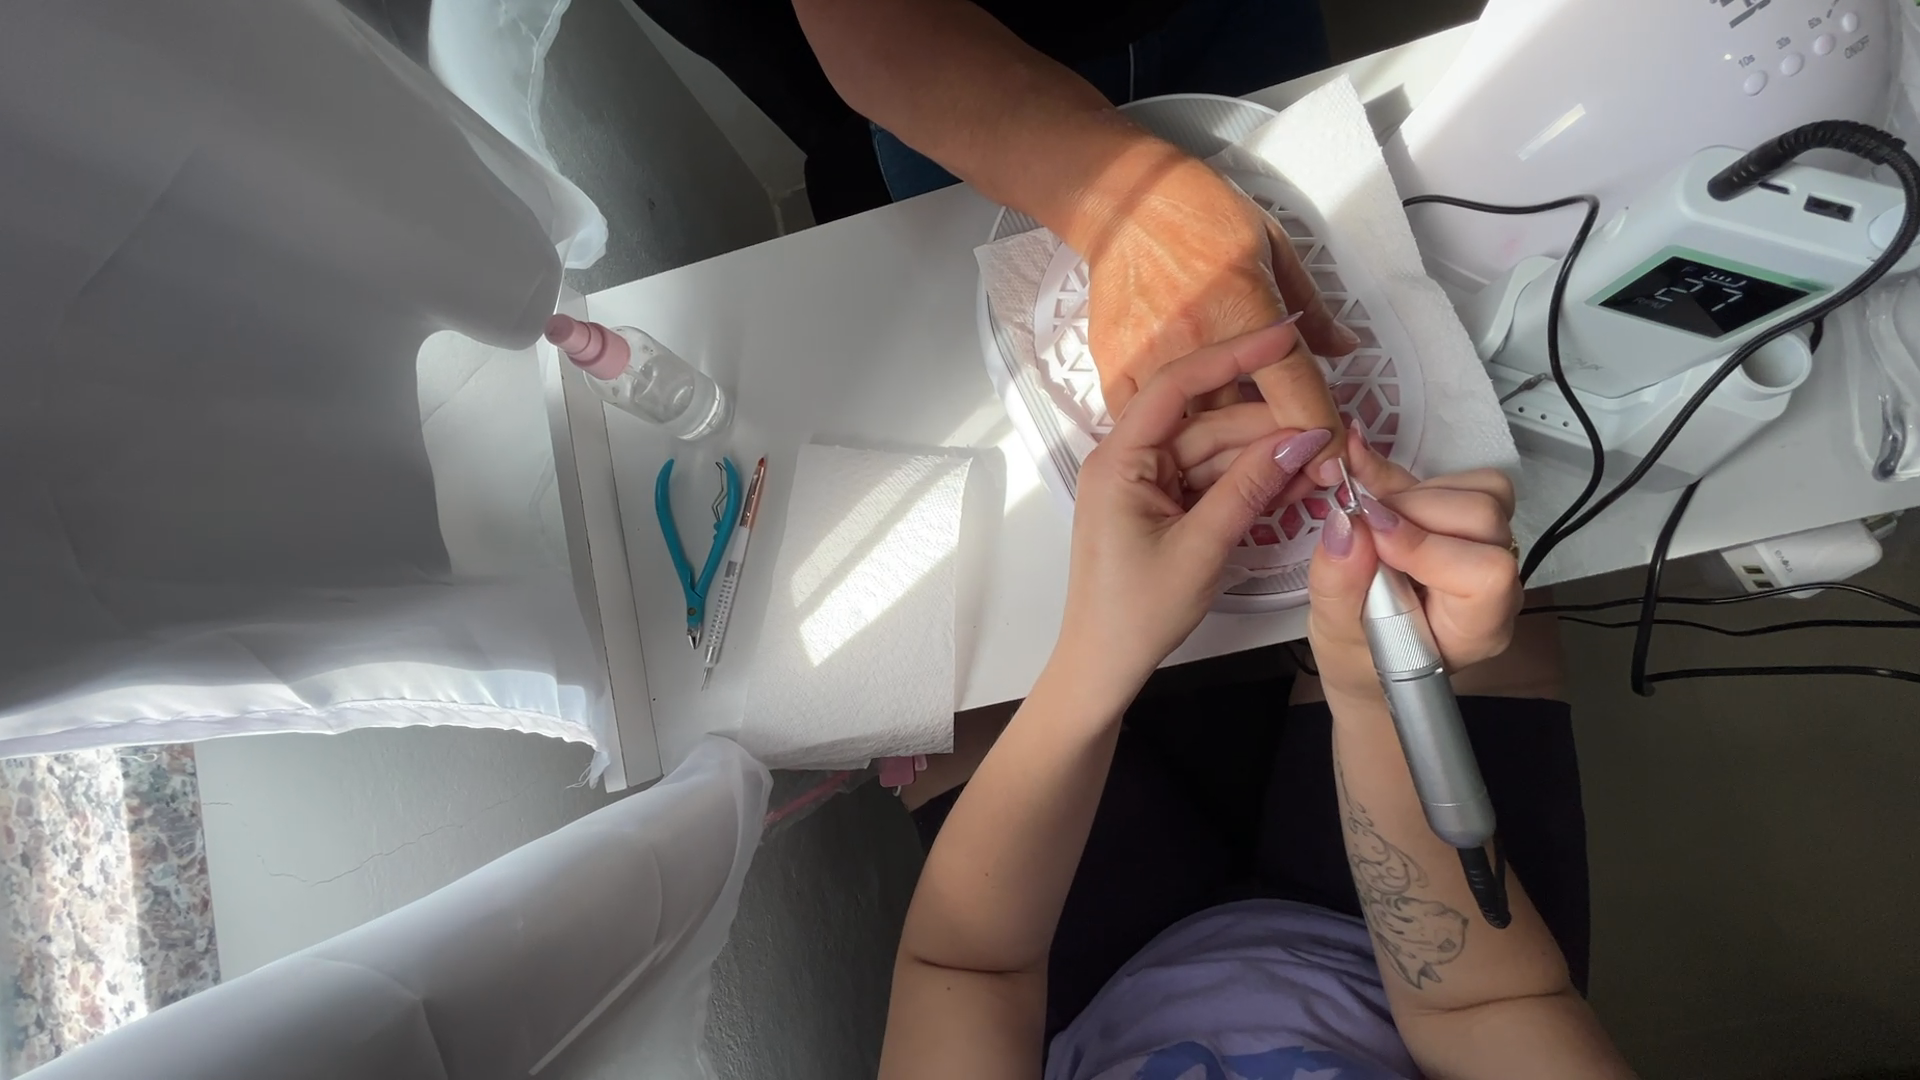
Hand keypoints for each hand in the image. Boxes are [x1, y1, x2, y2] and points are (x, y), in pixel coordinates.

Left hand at [1057, 323, 1330, 691]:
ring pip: (1213, 452)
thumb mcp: (1200, 547)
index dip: (1233, 357)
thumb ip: (1250, 488)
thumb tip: (1303, 438)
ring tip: (1322, 463)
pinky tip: (1291, 481)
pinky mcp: (1158, 505)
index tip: (1286, 337)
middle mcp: (1127, 461)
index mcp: (1118, 460)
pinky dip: (1246, 481)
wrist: (1104, 662)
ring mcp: (1143, 483)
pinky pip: (1207, 479)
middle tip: (1331, 435)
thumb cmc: (1137, 611)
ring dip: (1264, 457)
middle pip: (1205, 423)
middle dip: (1267, 427)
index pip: (1175, 386)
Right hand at [1079, 151, 1357, 484]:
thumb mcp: (1275, 247)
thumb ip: (1311, 308)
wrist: (1127, 206)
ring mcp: (1151, 360)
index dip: (1321, 434)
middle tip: (1283, 456)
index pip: (1295, 390)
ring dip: (1214, 448)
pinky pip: (1143, 421)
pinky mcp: (1116, 369)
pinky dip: (1165, 430)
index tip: (1333, 464)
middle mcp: (1198, 344)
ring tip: (1230, 455)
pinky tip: (1178, 430)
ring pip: (1188, 431)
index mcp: (1246, 312)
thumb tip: (1343, 351)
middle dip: (1267, 446)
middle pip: (1242, 423)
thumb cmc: (1205, 217)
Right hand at [1308, 428, 1523, 703]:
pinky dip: (1408, 479)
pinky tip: (1369, 484)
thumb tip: (1345, 522)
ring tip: (1373, 517)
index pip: (1484, 572)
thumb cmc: (1357, 656)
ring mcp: (1486, 549)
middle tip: (1363, 524)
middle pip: (1485, 519)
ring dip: (1417, 494)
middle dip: (1414, 510)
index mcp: (1474, 627)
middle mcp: (1497, 586)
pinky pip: (1457, 482)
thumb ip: (1338, 583)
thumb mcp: (1333, 630)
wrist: (1367, 654)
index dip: (1427, 544)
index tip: (1370, 535)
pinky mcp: (1462, 526)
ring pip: (1482, 492)